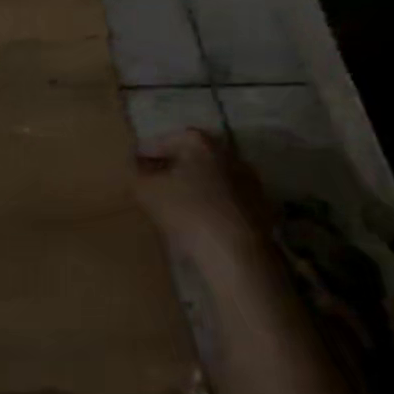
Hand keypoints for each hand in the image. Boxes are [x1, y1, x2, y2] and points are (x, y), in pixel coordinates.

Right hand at [134, 128, 270, 255]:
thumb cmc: (187, 211)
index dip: (146, 151)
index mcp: (200, 143)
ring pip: (211, 178)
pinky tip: (198, 220)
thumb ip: (135, 173)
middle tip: (152, 182)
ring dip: (193, 186)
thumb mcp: (146, 190)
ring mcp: (249, 180)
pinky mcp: (260, 207)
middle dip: (171, 166)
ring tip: (174, 204)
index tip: (133, 164)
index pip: (166, 139)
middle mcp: (228, 153)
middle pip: (192, 156)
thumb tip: (134, 167)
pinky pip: (226, 199)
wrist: (237, 253)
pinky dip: (211, 204)